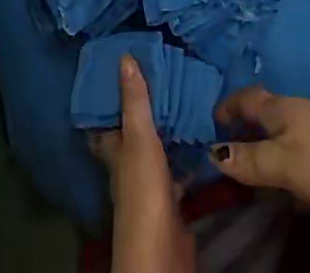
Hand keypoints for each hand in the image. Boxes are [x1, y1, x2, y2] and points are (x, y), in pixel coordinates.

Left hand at [91, 56, 195, 272]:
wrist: (161, 250)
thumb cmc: (143, 191)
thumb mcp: (139, 140)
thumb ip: (134, 103)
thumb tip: (124, 58)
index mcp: (115, 152)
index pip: (105, 122)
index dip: (109, 100)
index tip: (122, 71)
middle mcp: (129, 166)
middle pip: (133, 133)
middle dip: (145, 110)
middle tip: (164, 78)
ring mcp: (151, 183)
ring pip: (158, 148)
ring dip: (169, 129)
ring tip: (188, 99)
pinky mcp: (173, 197)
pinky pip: (180, 167)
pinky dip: (189, 153)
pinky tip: (204, 139)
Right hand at [210, 87, 309, 241]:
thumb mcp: (282, 161)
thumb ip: (248, 159)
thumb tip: (211, 152)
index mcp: (283, 107)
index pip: (247, 98)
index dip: (227, 107)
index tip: (206, 124)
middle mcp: (300, 116)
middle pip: (265, 120)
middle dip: (243, 136)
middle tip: (218, 163)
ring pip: (284, 144)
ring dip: (266, 160)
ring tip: (245, 187)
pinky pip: (302, 166)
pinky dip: (289, 178)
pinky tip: (287, 202)